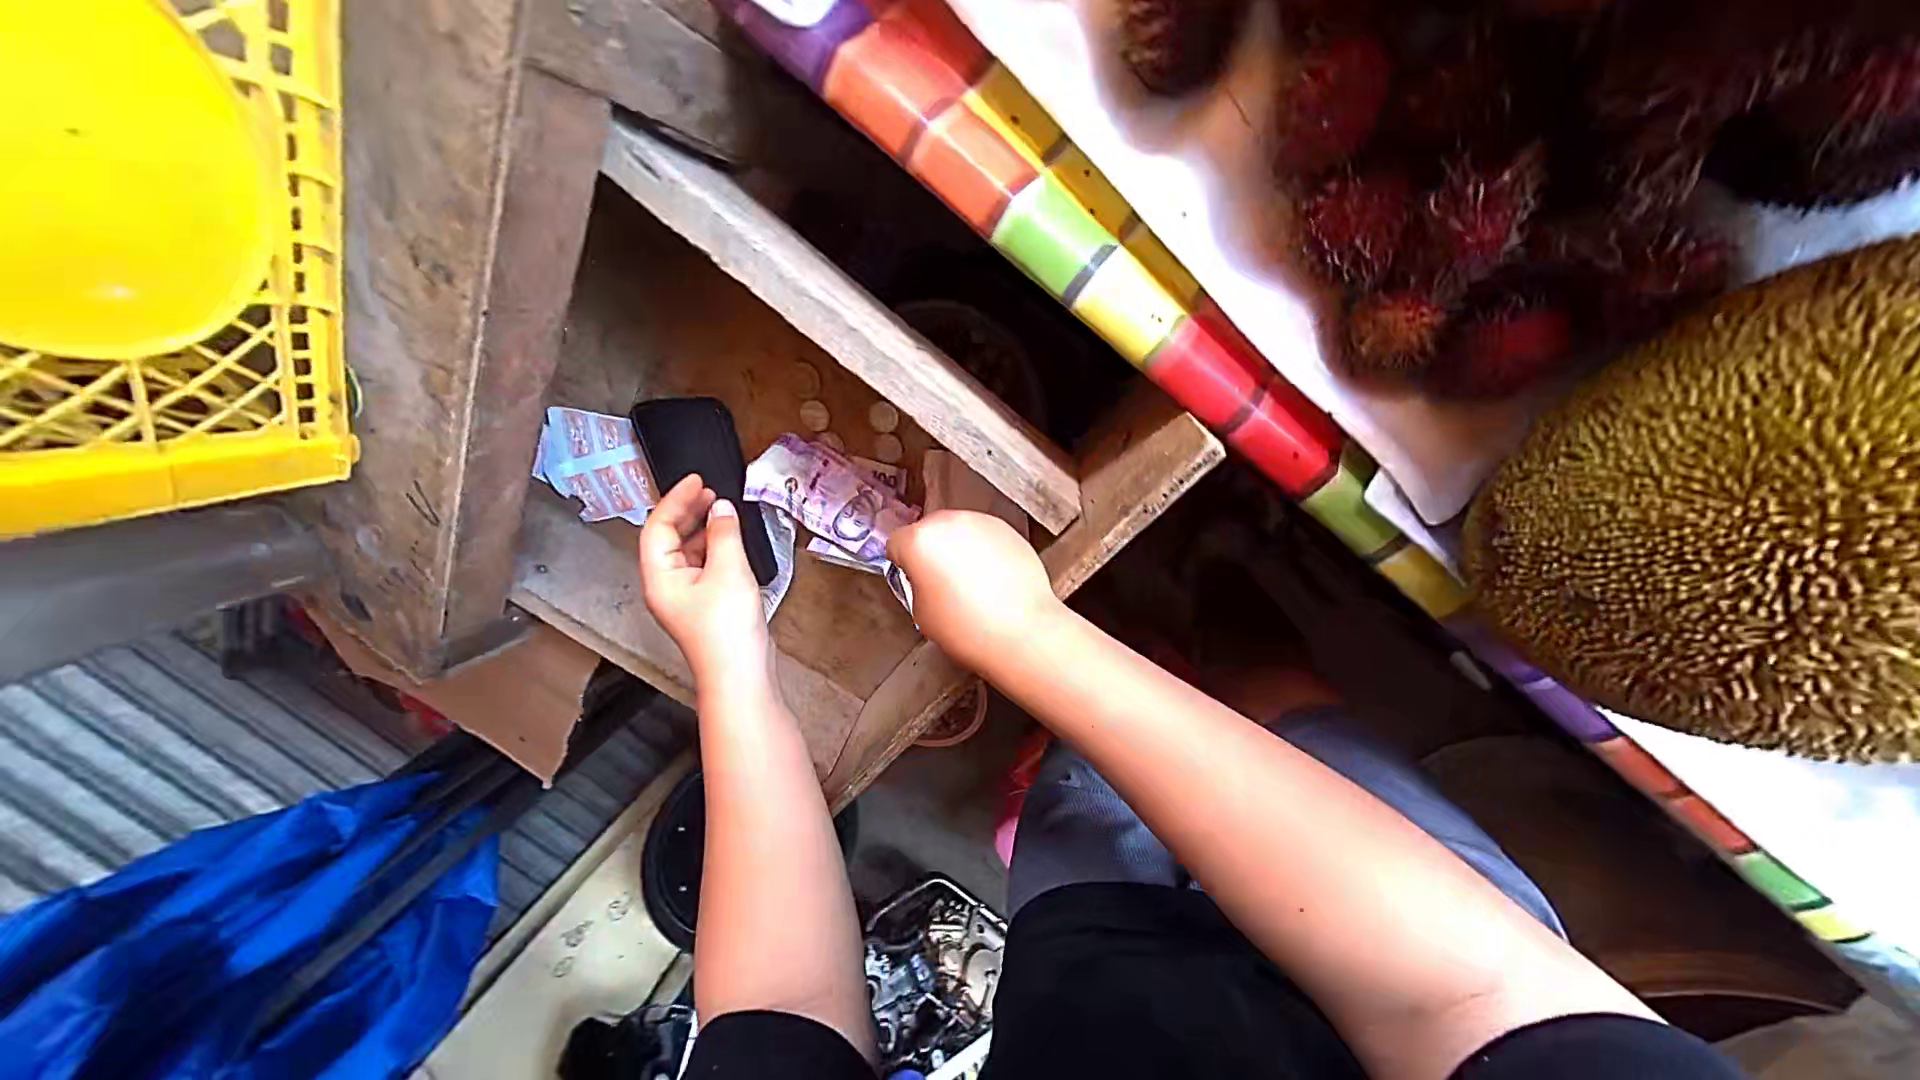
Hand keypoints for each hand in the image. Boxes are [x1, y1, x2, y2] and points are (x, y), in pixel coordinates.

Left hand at [639, 473, 770, 685]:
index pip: (658, 527)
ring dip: (704, 529)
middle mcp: (667, 586)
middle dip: (689, 512)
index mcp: (659, 577)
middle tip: (710, 491)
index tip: (696, 481)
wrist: (741, 674)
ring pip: (688, 552)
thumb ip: (724, 533)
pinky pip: (705, 566)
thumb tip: (721, 508)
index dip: (675, 499)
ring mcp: (686, 596)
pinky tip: (732, 541)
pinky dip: (716, 548)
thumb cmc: (727, 630)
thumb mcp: (728, 571)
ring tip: (723, 512)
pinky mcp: (706, 604)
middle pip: (669, 538)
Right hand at [887, 510, 1060, 671]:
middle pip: (928, 530)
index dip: (902, 563)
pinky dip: (983, 550)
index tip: (910, 576)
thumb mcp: (921, 613)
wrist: (1022, 632)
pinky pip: (984, 536)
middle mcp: (949, 522)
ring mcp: (980, 522)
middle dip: (931, 551)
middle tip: (939, 583)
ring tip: (969, 583)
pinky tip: (990, 578)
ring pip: (957, 531)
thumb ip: (915, 584)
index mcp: (919, 541)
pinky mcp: (1007, 529)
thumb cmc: (971, 628)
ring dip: (958, 549)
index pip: (896, 542)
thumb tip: (922, 579)